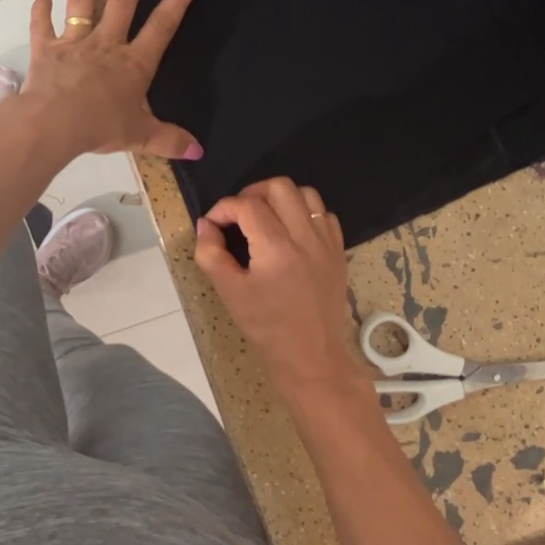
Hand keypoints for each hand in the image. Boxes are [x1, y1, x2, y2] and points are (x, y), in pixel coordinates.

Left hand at [21, 0, 202, 158]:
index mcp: (133, 63)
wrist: (53, 126)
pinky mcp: (46, 50)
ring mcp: (74, 43)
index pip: (162, 25)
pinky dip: (40, 11)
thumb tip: (198, 151)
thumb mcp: (141, 137)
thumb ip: (169, 140)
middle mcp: (106, 44)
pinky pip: (43, 27)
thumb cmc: (99, 128)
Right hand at [194, 178, 363, 396]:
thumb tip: (206, 226)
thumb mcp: (229, 293)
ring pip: (306, 194)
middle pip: (279, 187)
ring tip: (264, 218)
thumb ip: (211, 254)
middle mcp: (305, 237)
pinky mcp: (338, 252)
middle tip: (238, 216)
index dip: (223, 208)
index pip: (246, 205)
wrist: (313, 358)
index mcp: (276, 248)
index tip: (212, 226)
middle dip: (252, 193)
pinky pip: (324, 215)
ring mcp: (326, 243)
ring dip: (281, 198)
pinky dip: (305, 214)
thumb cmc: (267, 329)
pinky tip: (290, 233)